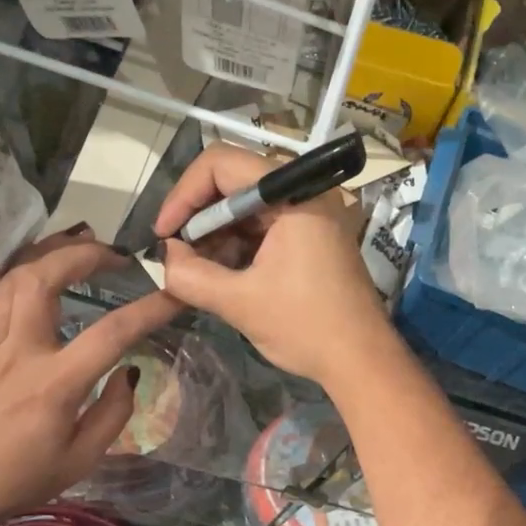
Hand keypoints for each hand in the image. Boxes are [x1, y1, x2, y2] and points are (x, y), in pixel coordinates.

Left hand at [0, 227, 182, 525]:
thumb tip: (128, 374)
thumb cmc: (17, 482)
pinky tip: (26, 295)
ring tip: (73, 252)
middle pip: (42, 279)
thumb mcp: (80, 461)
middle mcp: (21, 353)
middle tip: (113, 253)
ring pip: (10, 283)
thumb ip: (111, 414)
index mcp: (55, 384)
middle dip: (80, 254)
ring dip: (43, 258)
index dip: (149, 310)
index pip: (112, 334)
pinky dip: (7, 292)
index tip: (176, 293)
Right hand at [155, 145, 403, 387]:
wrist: (362, 361)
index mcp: (293, 194)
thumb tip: (166, 259)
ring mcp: (313, 215)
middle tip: (179, 257)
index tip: (164, 234)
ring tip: (198, 274)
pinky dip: (240, 248)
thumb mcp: (240, 302)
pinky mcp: (314, 239)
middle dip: (200, 221)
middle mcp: (305, 193)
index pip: (221, 164)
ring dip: (217, 238)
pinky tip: (223, 278)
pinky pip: (266, 229)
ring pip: (247, 210)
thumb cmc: (306, 328)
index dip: (183, 195)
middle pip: (234, 184)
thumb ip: (192, 276)